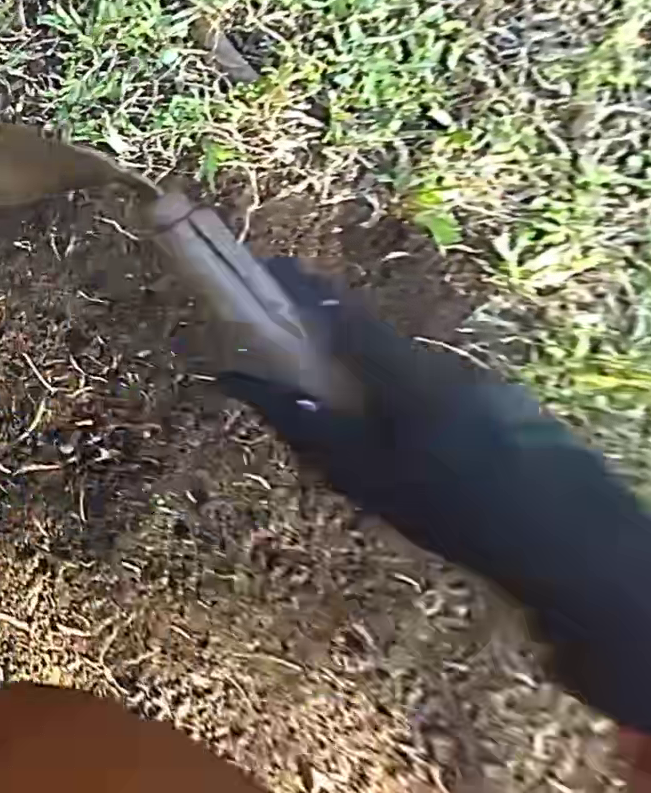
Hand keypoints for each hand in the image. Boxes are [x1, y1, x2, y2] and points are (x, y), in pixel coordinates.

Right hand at [220, 260, 650, 729]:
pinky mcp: (514, 410)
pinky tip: (405, 438)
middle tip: (291, 350)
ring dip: (368, 372)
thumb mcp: (356, 471)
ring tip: (347, 410)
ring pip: (405, 365)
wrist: (593, 559)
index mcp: (404, 375)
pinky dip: (404, 394)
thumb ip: (296, 419)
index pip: (342, 313)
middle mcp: (446, 368)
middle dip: (328, 334)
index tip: (269, 264)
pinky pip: (437, 387)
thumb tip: (230, 378)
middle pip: (372, 337)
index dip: (303, 286)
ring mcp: (488, 388)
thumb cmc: (453, 512)